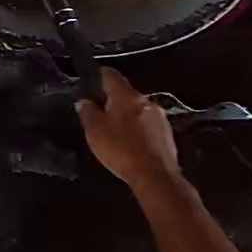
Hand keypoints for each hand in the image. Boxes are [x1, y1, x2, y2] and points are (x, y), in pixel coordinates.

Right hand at [77, 69, 182, 191]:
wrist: (155, 175)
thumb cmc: (121, 149)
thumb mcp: (95, 131)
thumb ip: (87, 112)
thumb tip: (84, 101)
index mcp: (125, 95)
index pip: (111, 75)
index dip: (100, 75)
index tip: (93, 80)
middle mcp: (145, 100)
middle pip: (126, 93)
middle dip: (114, 100)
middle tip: (101, 112)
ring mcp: (159, 117)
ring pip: (138, 109)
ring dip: (127, 116)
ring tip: (116, 130)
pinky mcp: (167, 134)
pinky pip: (148, 125)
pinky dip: (139, 130)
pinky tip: (132, 143)